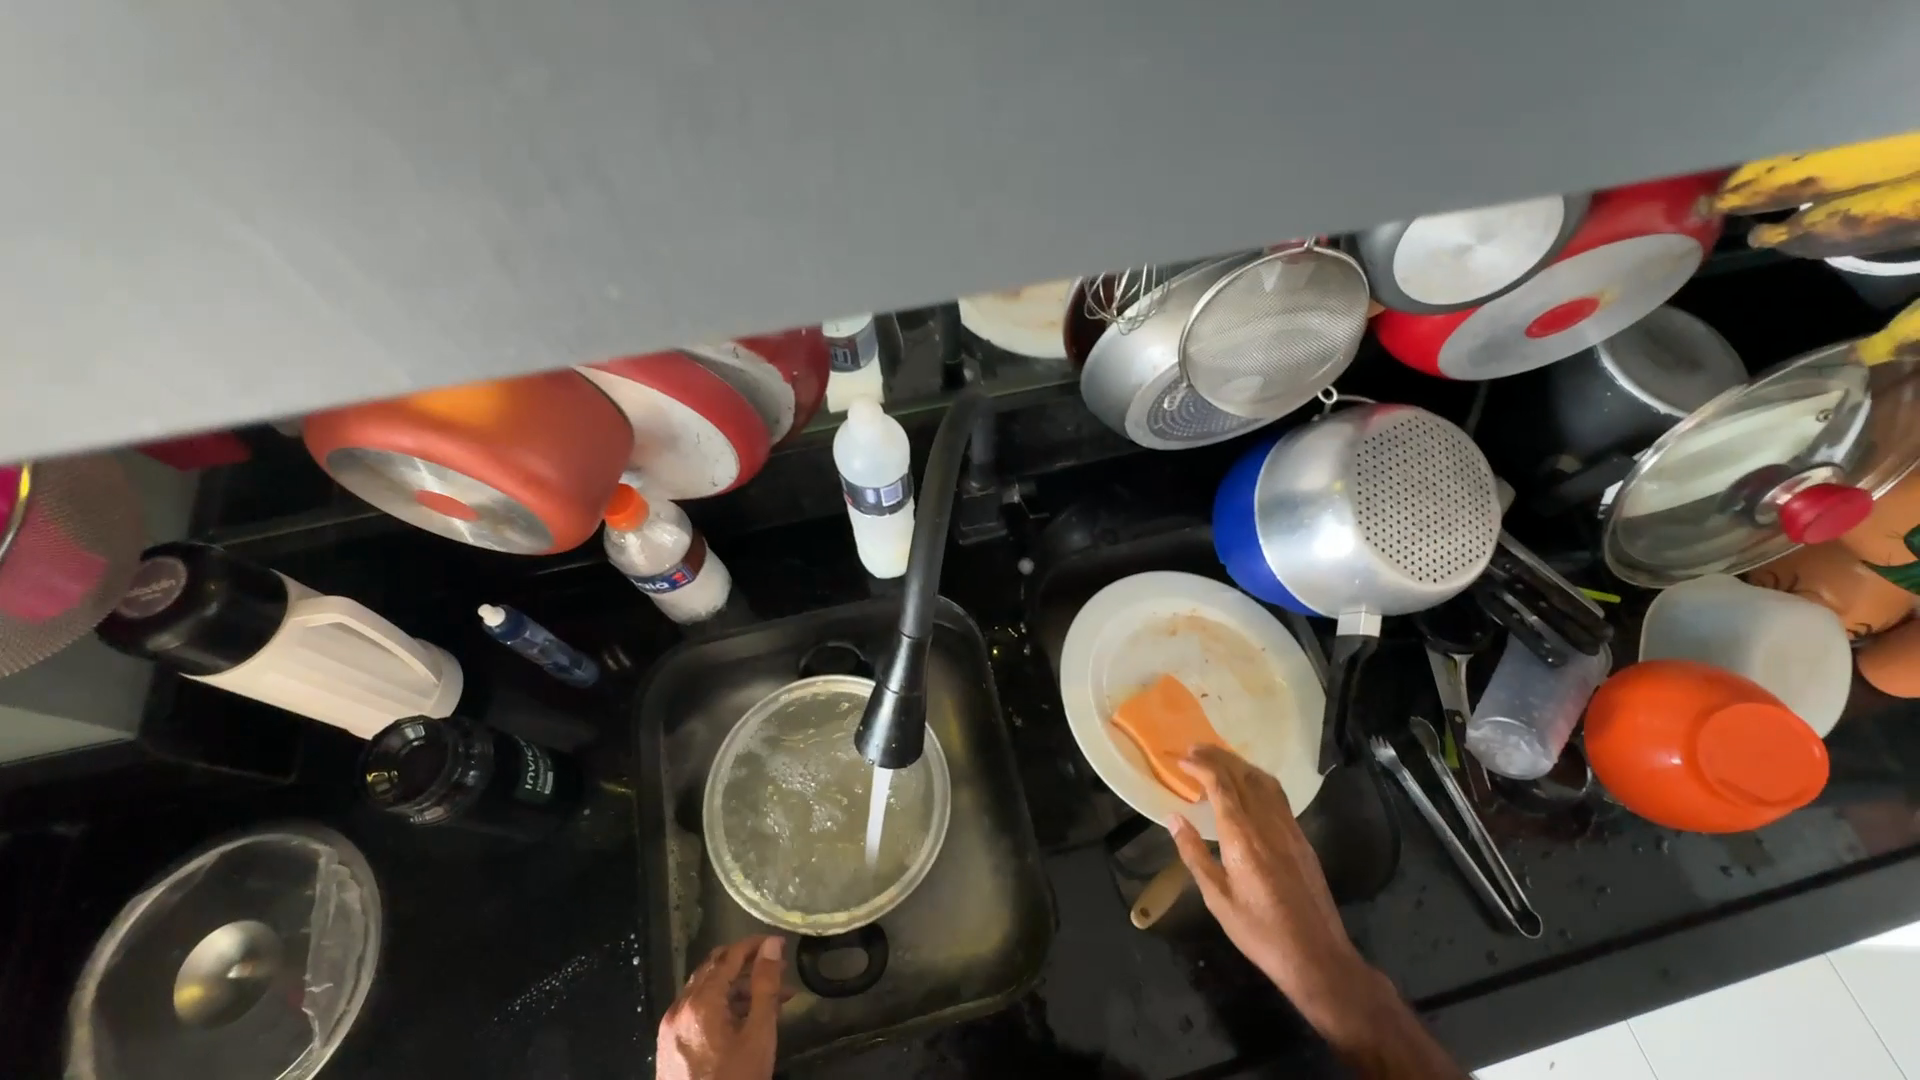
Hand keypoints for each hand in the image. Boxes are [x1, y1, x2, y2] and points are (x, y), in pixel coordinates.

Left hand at [656, 936, 786, 1079]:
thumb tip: (771, 945)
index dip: (754, 945)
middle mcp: (679, 1008)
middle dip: (746, 965)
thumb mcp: (758, 1035)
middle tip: (775, 969)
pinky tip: (742, 1019)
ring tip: (768, 998)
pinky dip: (719, 1005)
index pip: (729, 957)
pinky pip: (695, 1011)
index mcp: (700, 1003)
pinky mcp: (668, 1044)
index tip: (779, 943)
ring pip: (704, 990)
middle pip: (713, 969)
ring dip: (735, 987)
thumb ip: (765, 986)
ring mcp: (670, 1027)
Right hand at [1169, 746, 1365, 1010]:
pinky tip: (1247, 786)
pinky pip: (1278, 796)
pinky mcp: (1301, 839)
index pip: (1221, 785)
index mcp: (1242, 838)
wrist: (1316, 955)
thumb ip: (1194, 854)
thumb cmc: (1259, 931)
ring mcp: (1289, 829)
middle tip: (1193, 749)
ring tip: (1217, 759)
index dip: (1200, 767)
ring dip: (1238, 764)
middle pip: (1242, 775)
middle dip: (1216, 757)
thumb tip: (1174, 819)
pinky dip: (1257, 780)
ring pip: (1264, 781)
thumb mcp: (1217, 899)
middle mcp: (1268, 825)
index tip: (1180, 760)